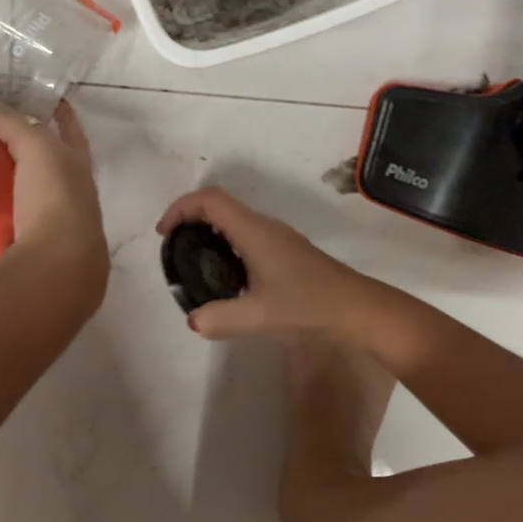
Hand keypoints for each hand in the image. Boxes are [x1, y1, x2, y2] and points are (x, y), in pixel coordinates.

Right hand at [0, 100, 106, 275]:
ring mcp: (51, 225)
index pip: (69, 130)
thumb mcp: (36, 147)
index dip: (57, 112)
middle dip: (21, 150)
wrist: (57, 265)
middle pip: (46, 165)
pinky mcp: (29, 251)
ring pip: (23, 197)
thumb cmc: (55, 198)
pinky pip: (2, 227)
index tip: (36, 102)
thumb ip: (5, 121)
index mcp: (79, 166)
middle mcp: (71, 195)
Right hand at [155, 187, 377, 340]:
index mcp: (254, 232)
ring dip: (208, 233)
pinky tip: (226, 278)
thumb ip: (219, 319)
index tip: (164, 233)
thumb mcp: (258, 317)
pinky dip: (225, 247)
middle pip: (219, 206)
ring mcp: (278, 239)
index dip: (181, 208)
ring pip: (234, 222)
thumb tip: (193, 320)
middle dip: (190, 220)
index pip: (209, 201)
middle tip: (174, 250)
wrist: (358, 310)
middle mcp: (265, 228)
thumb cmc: (309, 306)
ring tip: (193, 264)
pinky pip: (246, 237)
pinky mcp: (287, 252)